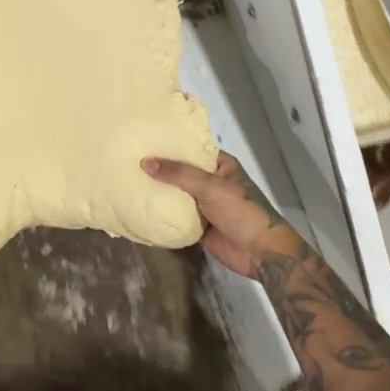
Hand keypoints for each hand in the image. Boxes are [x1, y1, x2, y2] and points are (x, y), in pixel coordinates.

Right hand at [142, 152, 298, 278]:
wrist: (260, 252)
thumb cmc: (241, 210)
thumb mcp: (210, 186)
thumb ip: (178, 173)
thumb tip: (145, 162)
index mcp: (221, 165)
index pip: (192, 149)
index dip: (172, 144)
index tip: (146, 138)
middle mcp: (212, 182)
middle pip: (182, 171)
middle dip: (161, 168)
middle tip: (131, 156)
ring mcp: (205, 204)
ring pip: (178, 193)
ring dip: (160, 190)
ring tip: (130, 177)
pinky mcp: (199, 224)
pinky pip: (177, 214)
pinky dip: (163, 210)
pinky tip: (140, 202)